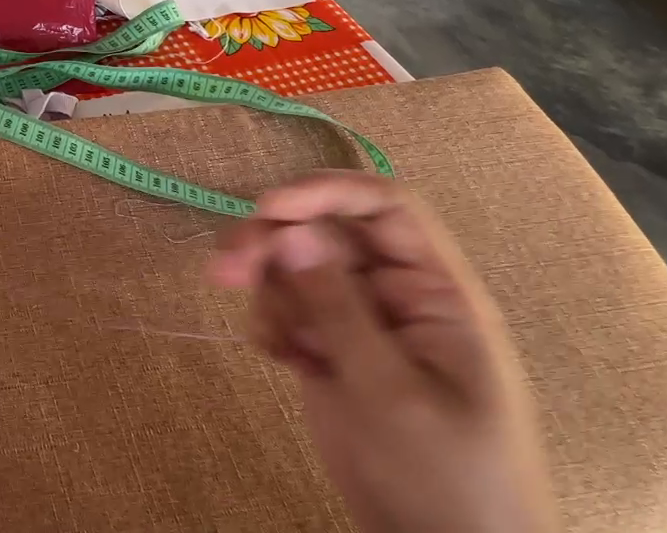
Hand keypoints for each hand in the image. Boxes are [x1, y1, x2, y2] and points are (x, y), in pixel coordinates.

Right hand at [207, 171, 557, 532]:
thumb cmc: (442, 475)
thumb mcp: (389, 390)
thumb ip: (336, 307)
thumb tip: (286, 230)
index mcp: (436, 292)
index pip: (386, 208)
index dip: (327, 192)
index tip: (267, 207)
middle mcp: (395, 294)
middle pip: (323, 232)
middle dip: (271, 243)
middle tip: (224, 271)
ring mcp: (359, 321)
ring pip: (294, 267)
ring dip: (269, 291)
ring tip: (276, 343)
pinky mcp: (329, 348)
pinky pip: (286, 308)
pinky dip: (272, 324)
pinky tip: (282, 360)